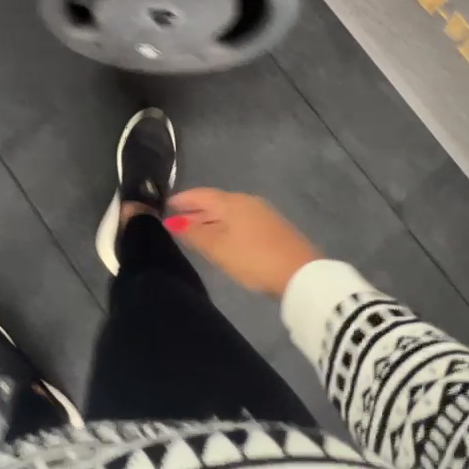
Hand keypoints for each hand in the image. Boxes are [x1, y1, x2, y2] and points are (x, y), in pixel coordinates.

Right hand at [167, 189, 324, 296]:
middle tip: (178, 220)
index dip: (183, 199)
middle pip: (216, 202)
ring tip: (198, 231)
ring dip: (212, 219)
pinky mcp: (275, 228)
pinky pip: (242, 220)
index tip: (166, 205)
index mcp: (231, 202)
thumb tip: (173, 221)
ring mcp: (263, 213)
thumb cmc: (253, 258)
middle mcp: (246, 201)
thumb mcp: (218, 248)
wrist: (302, 274)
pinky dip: (227, 226)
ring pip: (230, 212)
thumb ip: (194, 234)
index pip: (200, 194)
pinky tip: (224, 238)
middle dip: (196, 210)